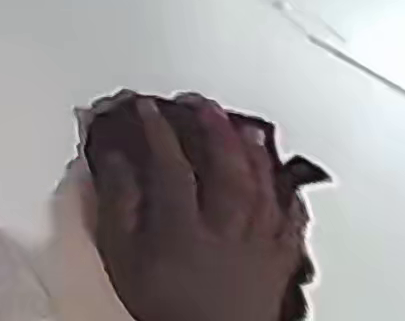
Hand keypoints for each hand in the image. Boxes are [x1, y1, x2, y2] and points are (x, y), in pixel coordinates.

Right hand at [91, 97, 304, 320]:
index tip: (146, 106)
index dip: (158, 130)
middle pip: (227, 174)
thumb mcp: (120, 249)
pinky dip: (289, 201)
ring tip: (246, 127)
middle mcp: (225, 235)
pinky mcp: (279, 268)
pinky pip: (290, 228)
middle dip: (215, 133)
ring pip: (262, 195)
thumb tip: (113, 157)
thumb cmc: (158, 301)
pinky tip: (285, 183)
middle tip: (203, 104)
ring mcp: (258, 252)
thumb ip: (117, 199)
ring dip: (254, 156)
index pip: (172, 166)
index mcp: (182, 227)